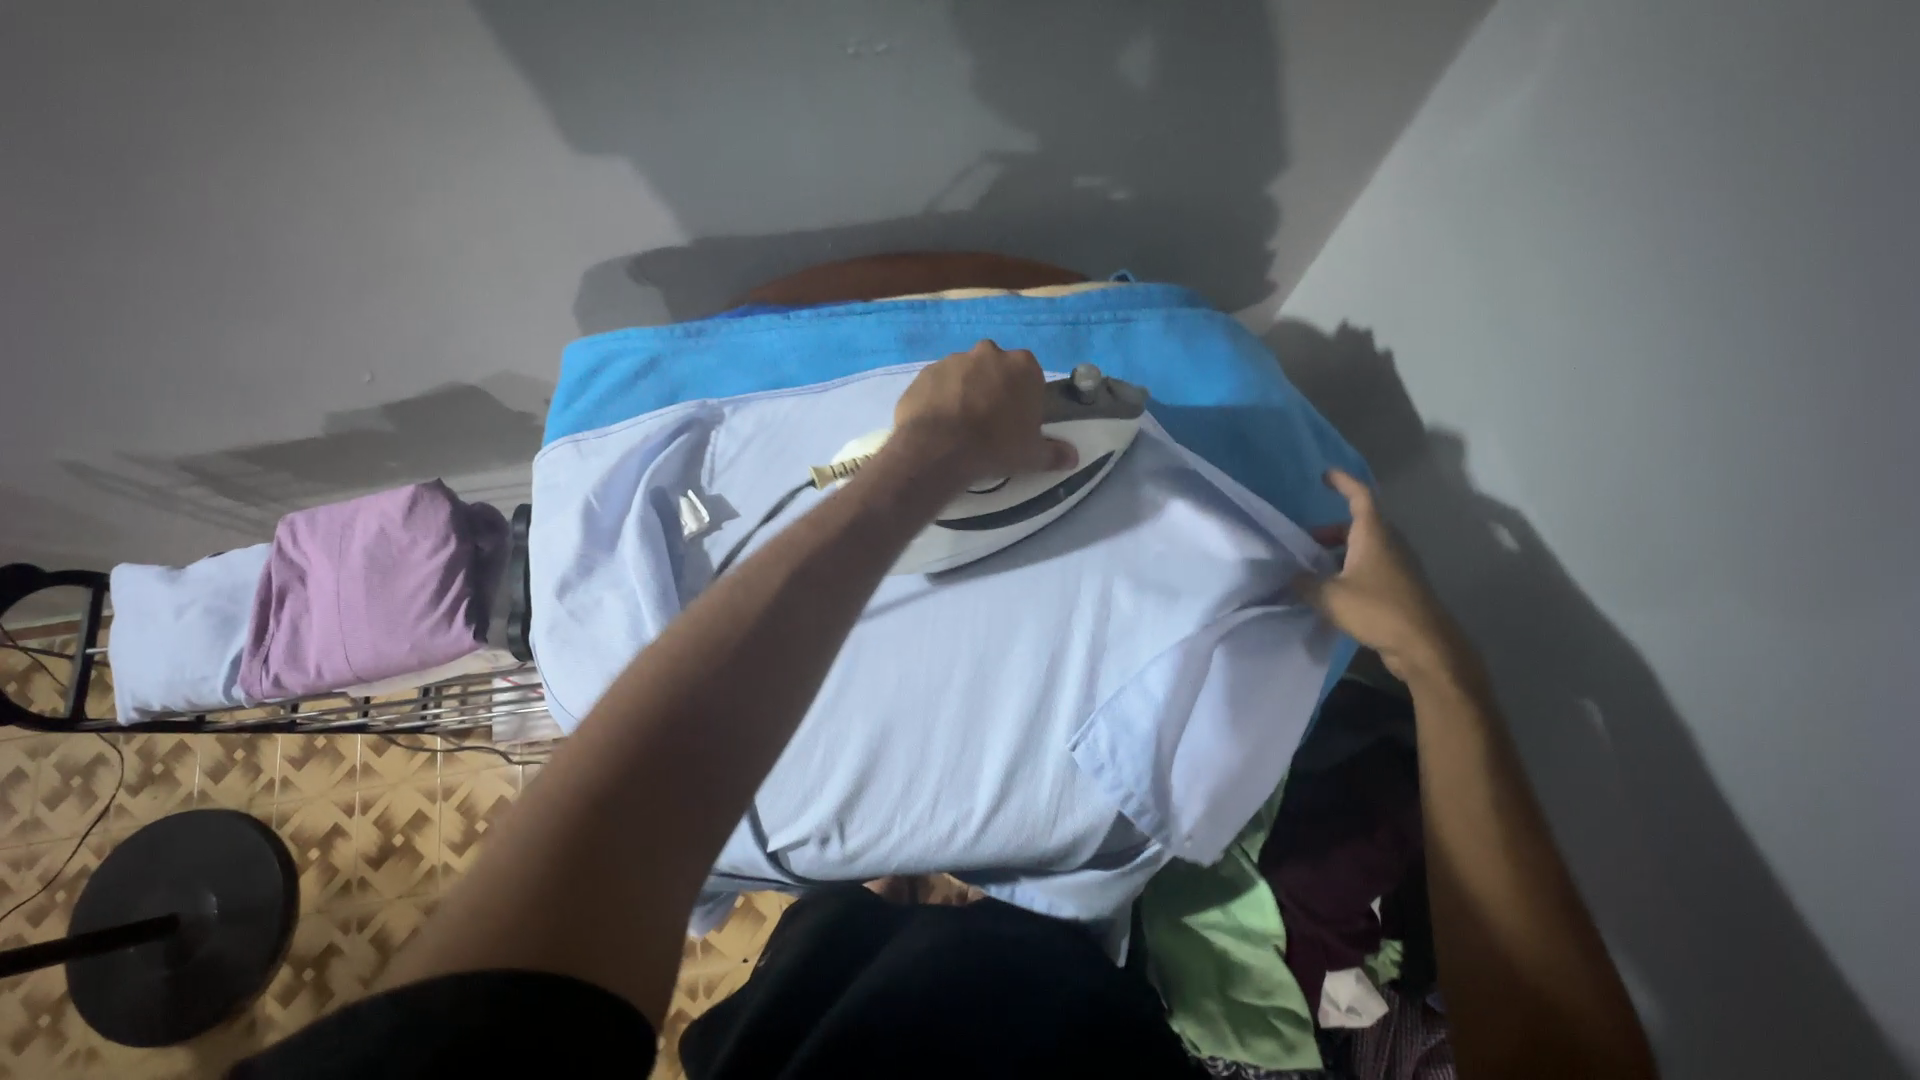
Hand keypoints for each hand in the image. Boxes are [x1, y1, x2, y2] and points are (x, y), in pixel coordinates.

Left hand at [890, 340, 1078, 483]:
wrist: (940, 449)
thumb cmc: (996, 447)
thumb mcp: (1032, 456)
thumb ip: (1054, 453)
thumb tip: (1073, 457)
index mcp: (1023, 366)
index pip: (1029, 377)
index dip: (1023, 399)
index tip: (1016, 422)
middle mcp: (988, 353)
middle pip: (995, 371)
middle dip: (993, 390)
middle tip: (988, 424)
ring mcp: (953, 360)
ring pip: (964, 376)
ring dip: (964, 394)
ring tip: (959, 428)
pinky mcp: (924, 373)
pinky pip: (937, 386)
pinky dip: (938, 401)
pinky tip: (937, 426)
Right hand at [1292, 469, 1470, 684]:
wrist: (1424, 645)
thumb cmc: (1377, 609)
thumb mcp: (1329, 596)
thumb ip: (1304, 583)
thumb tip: (1291, 577)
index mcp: (1373, 535)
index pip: (1359, 496)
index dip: (1342, 482)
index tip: (1324, 475)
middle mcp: (1388, 544)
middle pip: (1356, 526)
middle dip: (1328, 532)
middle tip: (1302, 544)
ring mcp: (1397, 566)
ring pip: (1362, 549)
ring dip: (1337, 555)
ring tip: (1311, 571)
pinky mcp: (1399, 588)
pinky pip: (1369, 570)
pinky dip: (1349, 572)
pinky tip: (1330, 593)